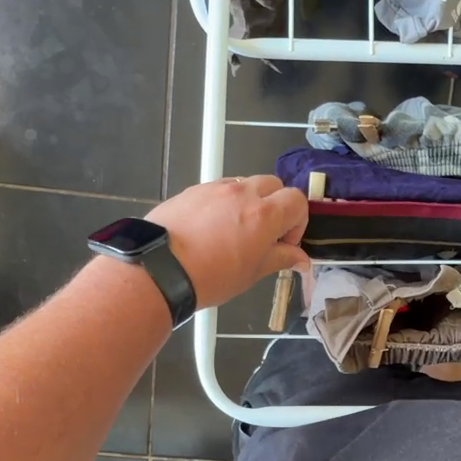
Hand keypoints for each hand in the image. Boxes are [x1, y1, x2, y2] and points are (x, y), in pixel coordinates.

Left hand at [145, 176, 309, 307]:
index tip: (284, 243)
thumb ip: (280, 258)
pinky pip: (218, 189)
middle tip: (264, 234)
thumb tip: (301, 258)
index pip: (297, 200)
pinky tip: (210, 228)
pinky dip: (224, 202)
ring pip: (245, 183)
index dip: (297, 222)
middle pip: (273, 185)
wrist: (159, 269)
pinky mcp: (193, 190)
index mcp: (265, 214)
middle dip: (275, 205)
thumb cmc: (212, 276)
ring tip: (235, 231)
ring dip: (249, 201)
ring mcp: (216, 188)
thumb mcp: (252, 273)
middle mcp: (243, 193)